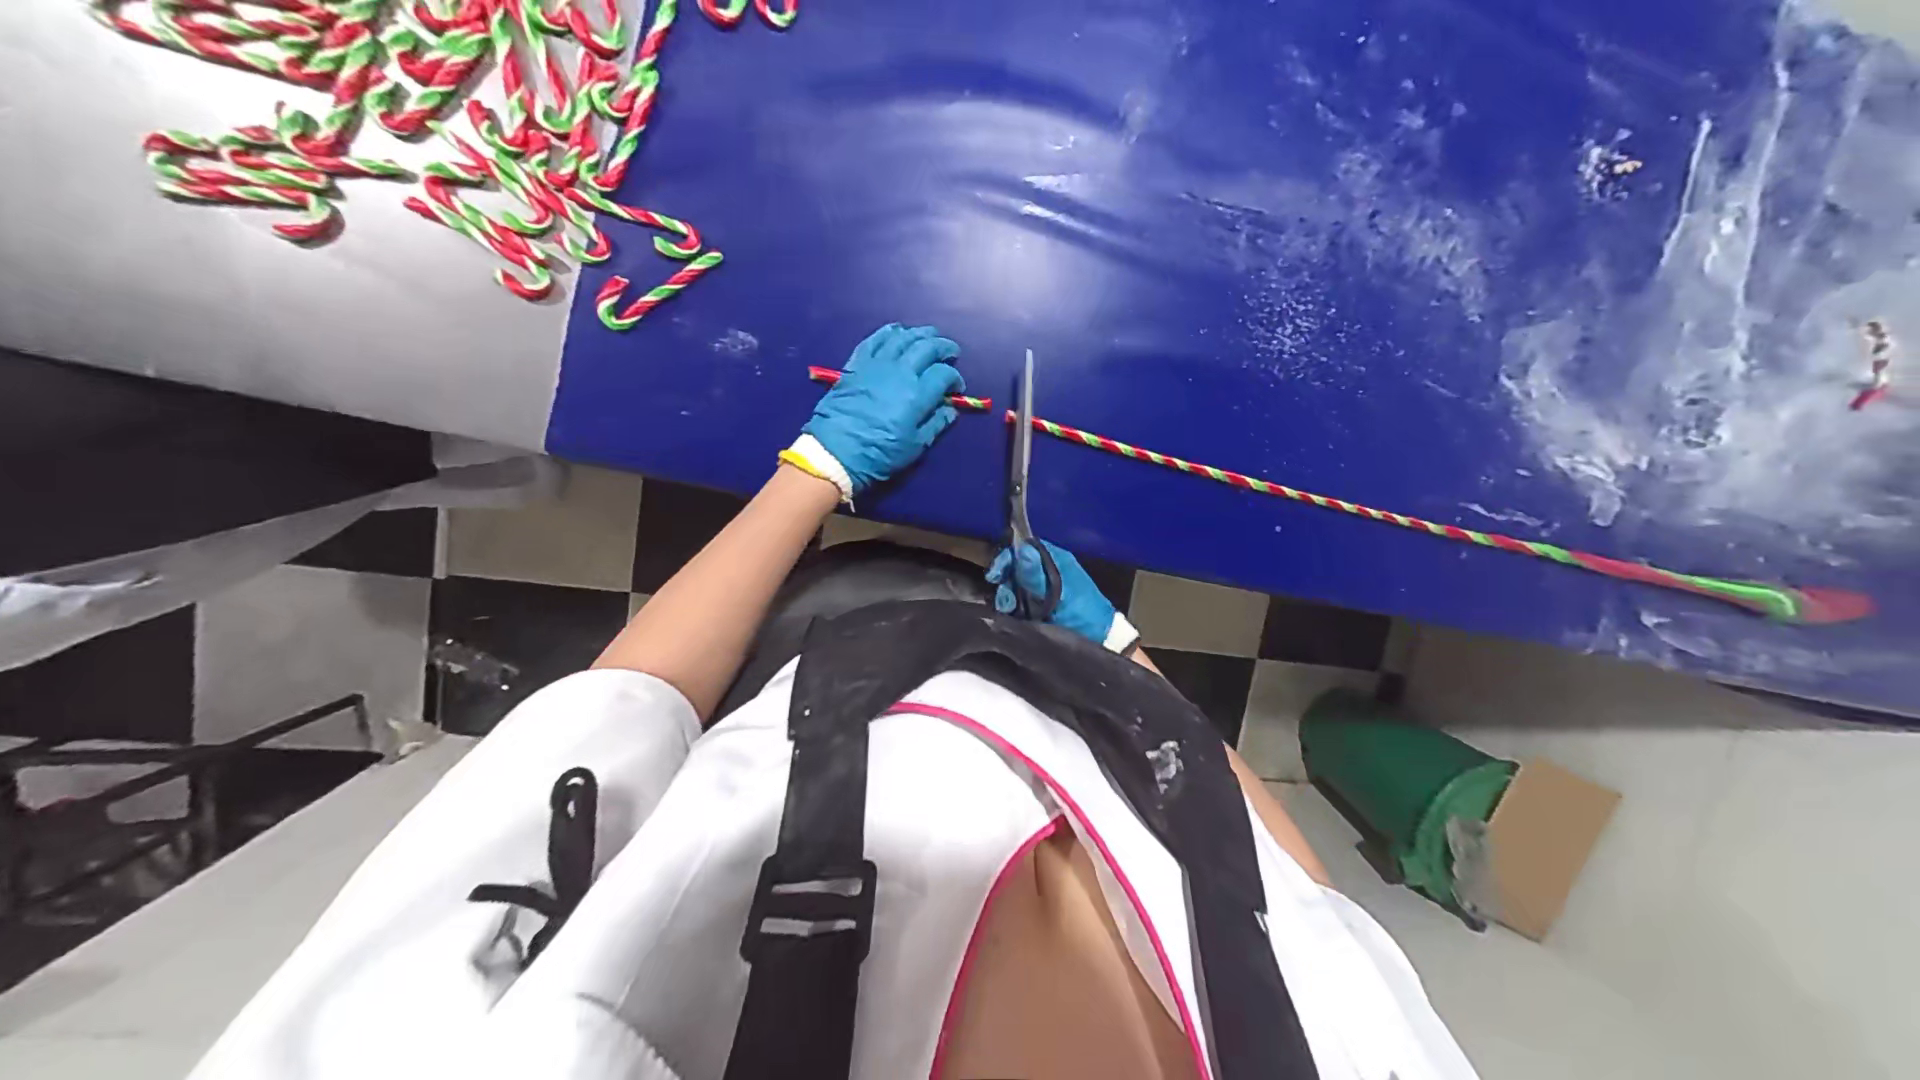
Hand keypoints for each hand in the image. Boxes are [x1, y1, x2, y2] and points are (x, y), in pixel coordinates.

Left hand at [793, 324, 963, 498]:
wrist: (835, 452)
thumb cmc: (879, 454)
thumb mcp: (915, 447)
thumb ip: (936, 424)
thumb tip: (950, 408)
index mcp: (917, 394)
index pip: (944, 374)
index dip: (954, 378)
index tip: (956, 388)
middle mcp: (900, 372)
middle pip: (927, 347)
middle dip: (943, 346)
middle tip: (951, 351)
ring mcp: (876, 365)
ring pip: (903, 337)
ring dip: (920, 334)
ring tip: (928, 336)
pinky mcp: (856, 364)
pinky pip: (875, 339)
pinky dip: (888, 332)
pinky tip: (896, 331)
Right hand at [986, 539, 1138, 652]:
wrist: (1100, 645)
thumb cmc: (1084, 616)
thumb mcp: (1061, 595)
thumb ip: (1039, 576)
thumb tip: (1021, 551)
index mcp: (1056, 563)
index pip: (1026, 548)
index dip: (1009, 557)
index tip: (996, 574)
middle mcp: (1047, 572)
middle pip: (1015, 567)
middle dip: (1006, 581)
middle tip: (1005, 599)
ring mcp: (1042, 591)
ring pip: (1013, 585)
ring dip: (1007, 597)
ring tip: (1011, 611)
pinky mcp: (1038, 608)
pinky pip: (1016, 602)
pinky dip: (1011, 608)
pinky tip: (1012, 617)